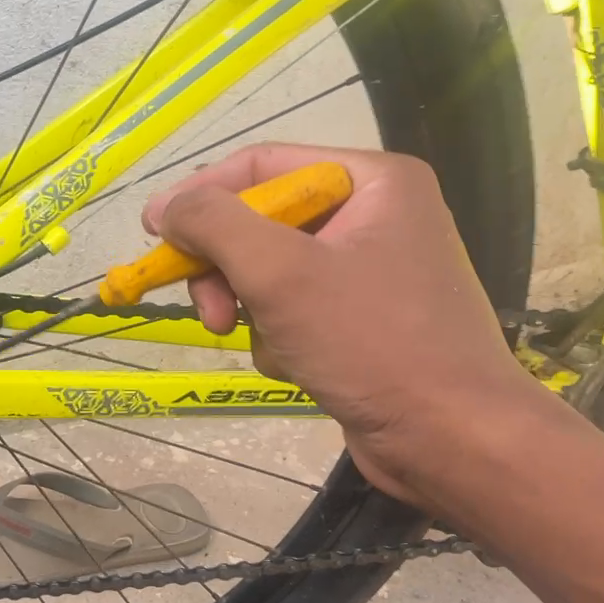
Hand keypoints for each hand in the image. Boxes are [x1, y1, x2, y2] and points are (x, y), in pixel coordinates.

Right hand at [142, 143, 545, 498]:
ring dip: (247, 306)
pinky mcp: (360, 314)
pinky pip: (290, 305)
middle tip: (206, 310)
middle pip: (259, 220)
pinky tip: (292, 362)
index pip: (259, 165)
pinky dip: (275, 332)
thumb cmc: (370, 342)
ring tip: (258, 343)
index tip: (151, 231)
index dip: (198, 194)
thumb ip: (213, 224)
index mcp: (371, 181)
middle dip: (224, 267)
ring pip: (267, 268)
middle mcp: (373, 213)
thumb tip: (164, 207)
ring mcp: (368, 266)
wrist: (452, 437)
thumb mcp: (278, 272)